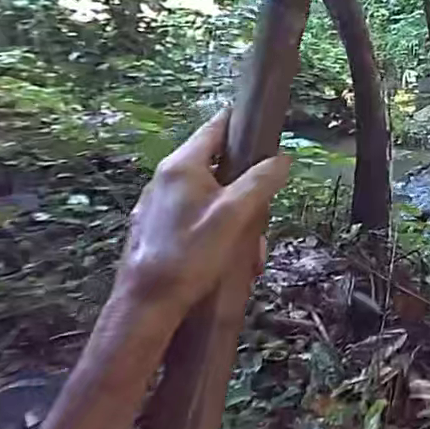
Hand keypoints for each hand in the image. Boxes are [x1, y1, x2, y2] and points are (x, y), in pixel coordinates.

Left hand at [109, 110, 291, 331]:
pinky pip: (196, 217)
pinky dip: (217, 230)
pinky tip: (226, 258)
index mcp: (182, 166)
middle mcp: (165, 178)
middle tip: (262, 212)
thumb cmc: (191, 253)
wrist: (146, 305)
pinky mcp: (156, 228)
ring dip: (235, 216)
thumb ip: (261, 181)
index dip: (242, 123)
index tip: (266, 130)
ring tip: (247, 249)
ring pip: (210, 196)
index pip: (216, 127)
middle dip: (246, 188)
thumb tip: (282, 158)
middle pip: (217, 165)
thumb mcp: (235, 214)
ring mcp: (158, 204)